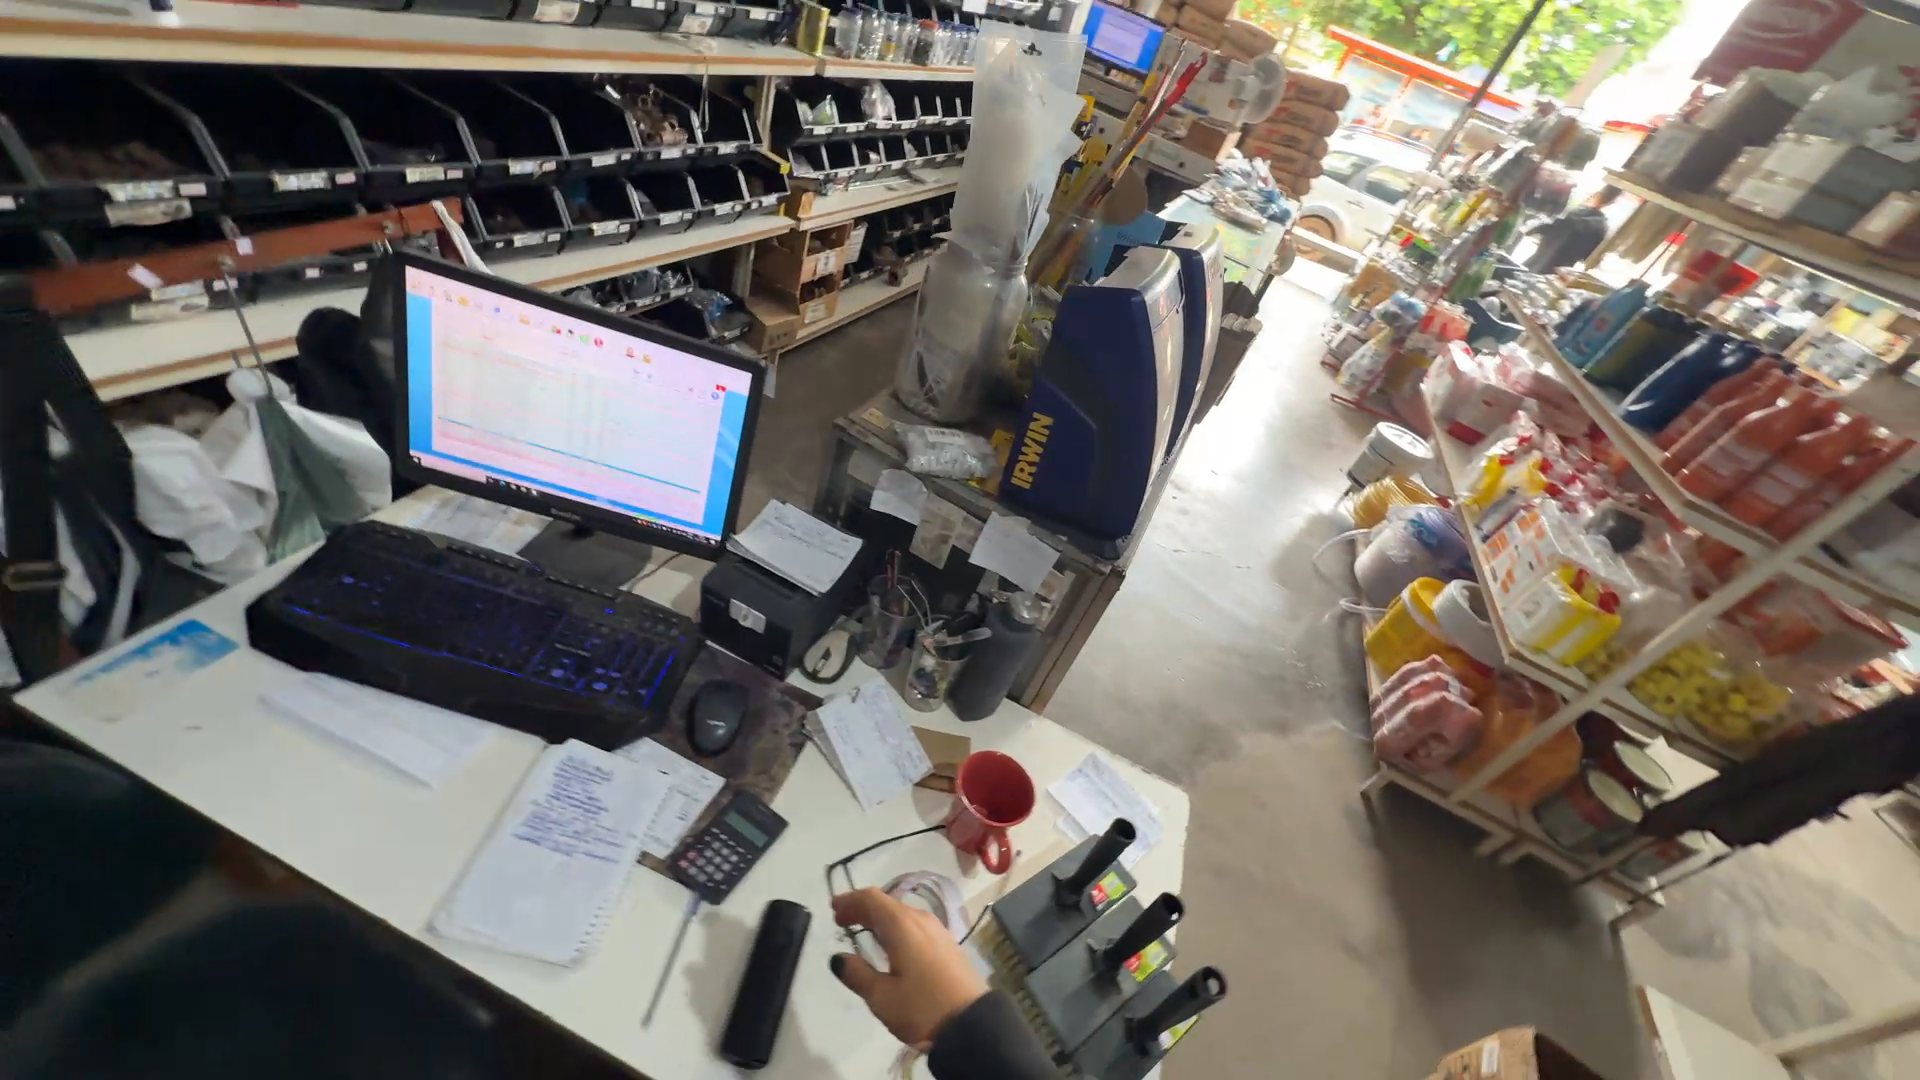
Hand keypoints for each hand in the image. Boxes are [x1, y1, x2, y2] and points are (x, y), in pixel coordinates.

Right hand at [829, 887, 987, 1046]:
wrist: (972, 1023)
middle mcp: (920, 919)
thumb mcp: (882, 997)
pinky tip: (891, 945)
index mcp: (902, 925)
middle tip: (842, 920)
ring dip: (880, 919)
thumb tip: (839, 958)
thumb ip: (857, 974)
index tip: (834, 908)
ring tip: (863, 932)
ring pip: (902, 914)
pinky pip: (915, 925)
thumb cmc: (922, 1007)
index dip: (851, 899)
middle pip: (887, 904)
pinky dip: (896, 927)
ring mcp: (937, 929)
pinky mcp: (947, 943)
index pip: (872, 898)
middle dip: (863, 909)